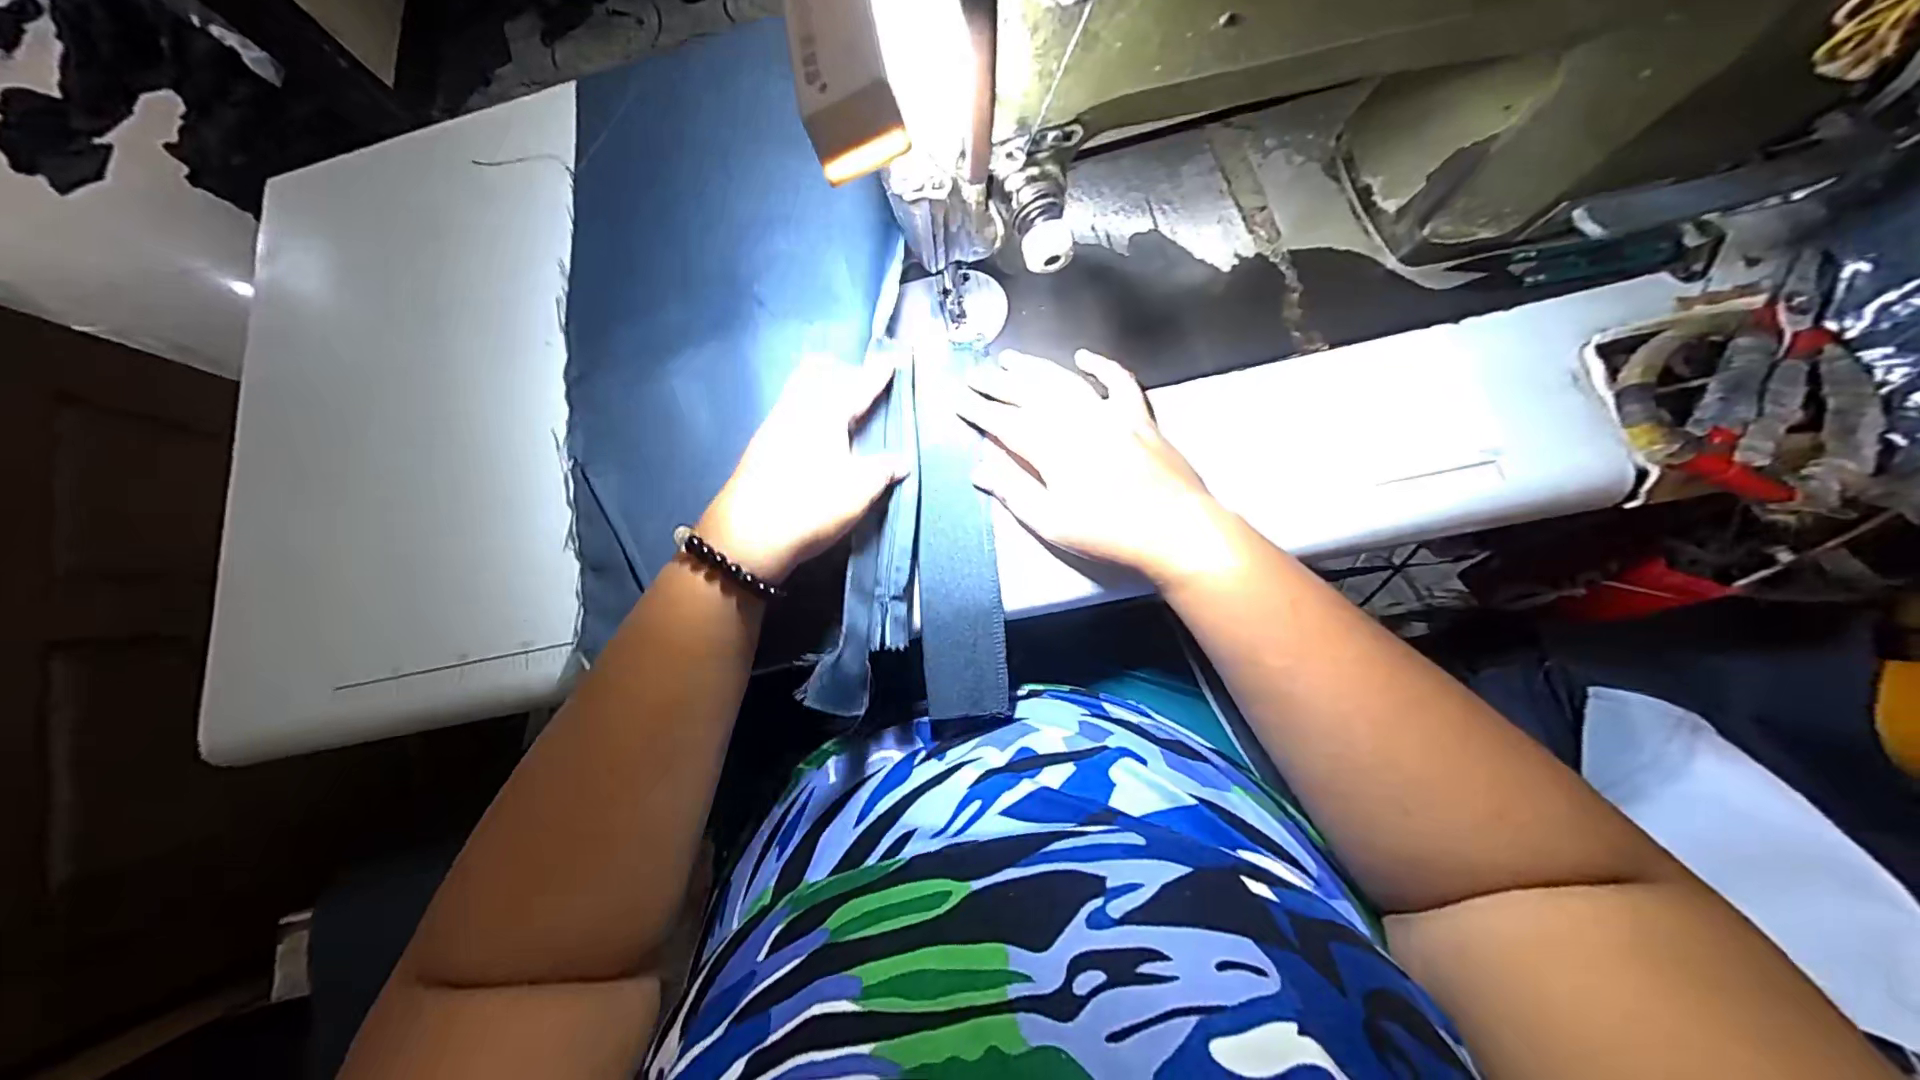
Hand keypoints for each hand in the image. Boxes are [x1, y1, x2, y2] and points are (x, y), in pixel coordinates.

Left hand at [696, 356, 905, 583]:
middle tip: (858, 379)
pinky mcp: (760, 448)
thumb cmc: (810, 505)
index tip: (893, 357)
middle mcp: (796, 410)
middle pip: (816, 373)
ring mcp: (773, 427)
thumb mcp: (859, 490)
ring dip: (819, 388)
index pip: (858, 385)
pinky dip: (806, 409)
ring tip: (838, 404)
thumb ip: (882, 470)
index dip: (878, 373)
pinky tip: (812, 433)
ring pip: (798, 391)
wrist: (747, 535)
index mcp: (825, 413)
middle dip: (839, 370)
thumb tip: (901, 461)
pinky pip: (788, 411)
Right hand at [958, 349, 1240, 586]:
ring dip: (1034, 367)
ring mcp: (1109, 414)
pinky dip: (1101, 365)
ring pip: (1064, 380)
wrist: (1176, 527)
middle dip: (996, 384)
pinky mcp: (1138, 416)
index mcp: (1051, 447)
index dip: (978, 410)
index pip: (1004, 422)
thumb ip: (1014, 491)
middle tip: (973, 373)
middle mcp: (1076, 421)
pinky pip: (1118, 381)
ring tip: (1009, 358)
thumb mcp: (1052, 522)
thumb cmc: (1110, 531)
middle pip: (1028, 395)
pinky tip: (1083, 357)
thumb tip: (980, 469)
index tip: (959, 400)